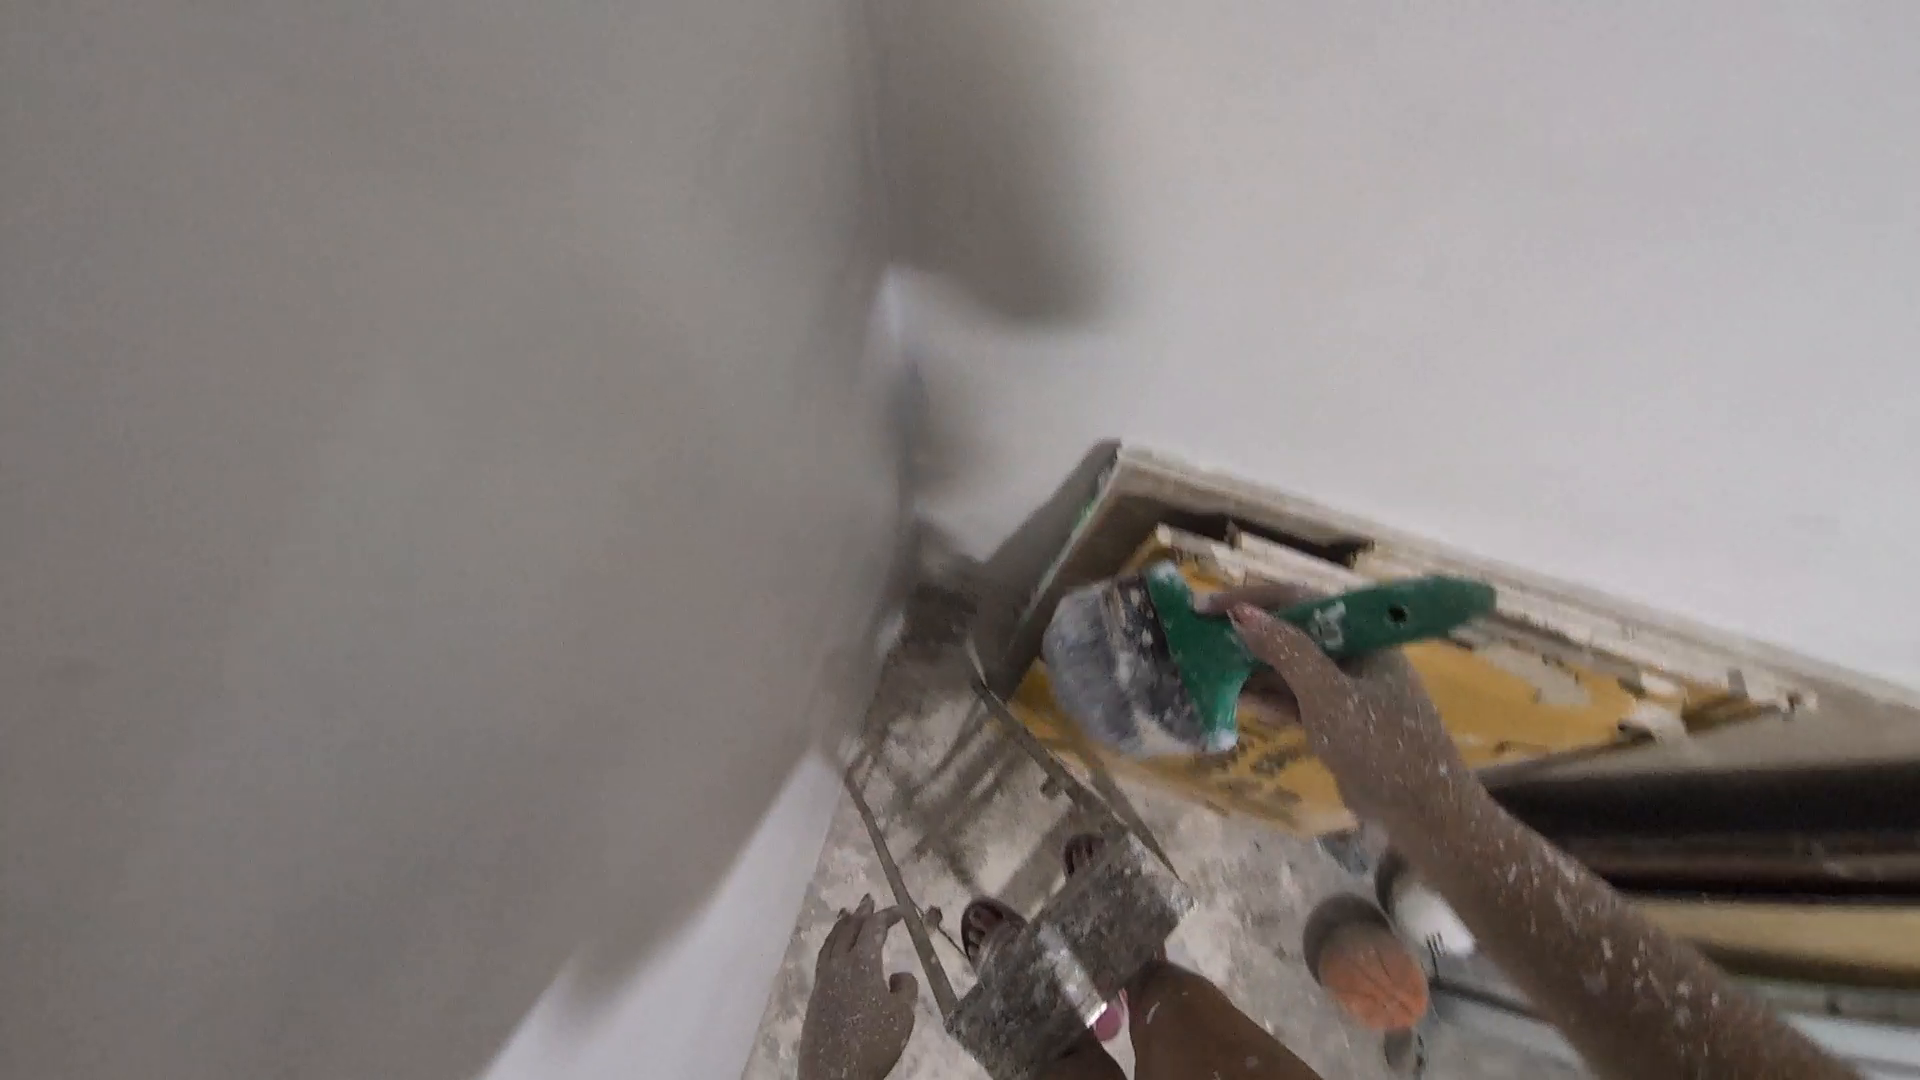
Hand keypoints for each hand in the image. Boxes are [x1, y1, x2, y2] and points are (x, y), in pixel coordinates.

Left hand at [798, 894, 917, 1079]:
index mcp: (862, 963)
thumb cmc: (873, 1044)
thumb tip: (897, 975)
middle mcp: (840, 965)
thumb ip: (906, 988)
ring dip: (842, 925)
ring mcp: (824, 981)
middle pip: (849, 929)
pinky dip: (832, 944)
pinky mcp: (815, 998)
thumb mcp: (903, 1016)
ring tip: (847, 914)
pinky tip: (835, 951)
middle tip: (869, 899)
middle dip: (861, 913)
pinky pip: (823, 959)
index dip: (888, 915)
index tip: (902, 911)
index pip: (875, 928)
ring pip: (832, 942)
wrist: (834, 1076)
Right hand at [1194, 584, 1473, 829]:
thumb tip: (1241, 614)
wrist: (1423, 817)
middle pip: (1291, 630)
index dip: (1251, 599)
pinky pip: (1293, 698)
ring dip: (1250, 665)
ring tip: (1209, 666)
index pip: (1298, 600)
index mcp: (1362, 637)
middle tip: (1201, 634)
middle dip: (1246, 631)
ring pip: (1288, 666)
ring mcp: (1345, 690)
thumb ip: (1285, 650)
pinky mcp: (1336, 722)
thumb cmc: (1380, 747)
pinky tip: (1238, 699)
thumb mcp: (1328, 694)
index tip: (1207, 607)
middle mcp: (1354, 655)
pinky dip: (1266, 697)